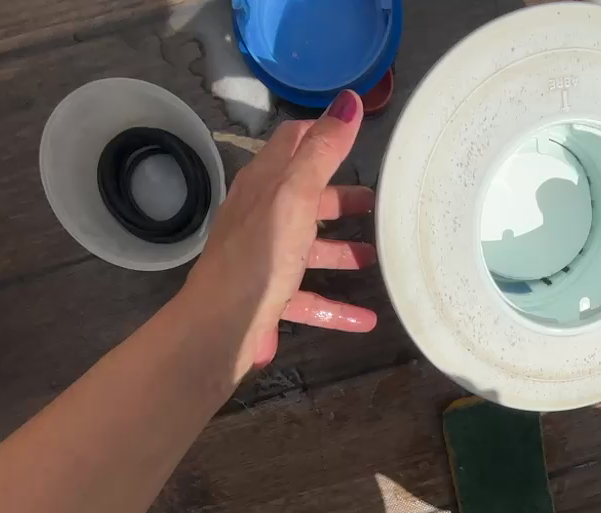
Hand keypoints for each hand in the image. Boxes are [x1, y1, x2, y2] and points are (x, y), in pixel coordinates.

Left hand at [179, 90, 378, 376]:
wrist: (223, 323)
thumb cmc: (259, 255)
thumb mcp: (294, 197)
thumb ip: (322, 153)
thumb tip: (350, 102)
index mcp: (264, 185)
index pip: (291, 143)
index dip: (321, 133)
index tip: (354, 133)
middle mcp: (262, 217)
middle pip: (305, 199)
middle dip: (340, 199)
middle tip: (377, 204)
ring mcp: (266, 260)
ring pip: (310, 250)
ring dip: (342, 252)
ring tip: (376, 258)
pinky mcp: (271, 298)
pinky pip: (310, 300)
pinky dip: (338, 308)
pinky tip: (366, 320)